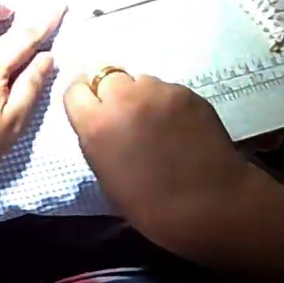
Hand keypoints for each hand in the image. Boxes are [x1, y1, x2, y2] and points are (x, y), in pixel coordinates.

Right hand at [62, 68, 283, 259]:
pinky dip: (166, 103)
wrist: (208, 204)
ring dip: (140, 95)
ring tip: (155, 121)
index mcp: (96, 125)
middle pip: (106, 76)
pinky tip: (179, 126)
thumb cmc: (149, 206)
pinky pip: (166, 89)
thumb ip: (97, 138)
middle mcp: (123, 99)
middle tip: (124, 115)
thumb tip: (102, 121)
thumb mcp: (105, 173)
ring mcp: (158, 92)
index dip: (84, 100)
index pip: (74, 91)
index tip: (92, 110)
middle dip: (112, 93)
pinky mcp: (186, 92)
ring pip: (140, 80)